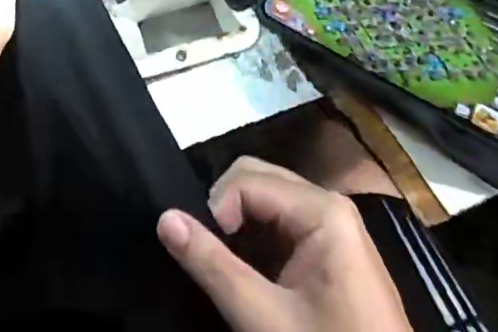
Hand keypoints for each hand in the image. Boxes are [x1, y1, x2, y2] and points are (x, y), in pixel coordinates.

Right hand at [157, 157, 411, 331]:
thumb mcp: (266, 320)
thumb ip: (213, 265)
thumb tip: (164, 218)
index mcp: (323, 210)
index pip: (245, 180)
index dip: (215, 211)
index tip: (207, 258)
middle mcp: (329, 205)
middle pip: (256, 180)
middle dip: (225, 212)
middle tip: (214, 261)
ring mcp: (333, 226)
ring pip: (264, 201)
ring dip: (239, 229)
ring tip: (229, 272)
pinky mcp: (331, 250)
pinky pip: (280, 224)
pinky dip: (256, 242)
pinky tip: (252, 278)